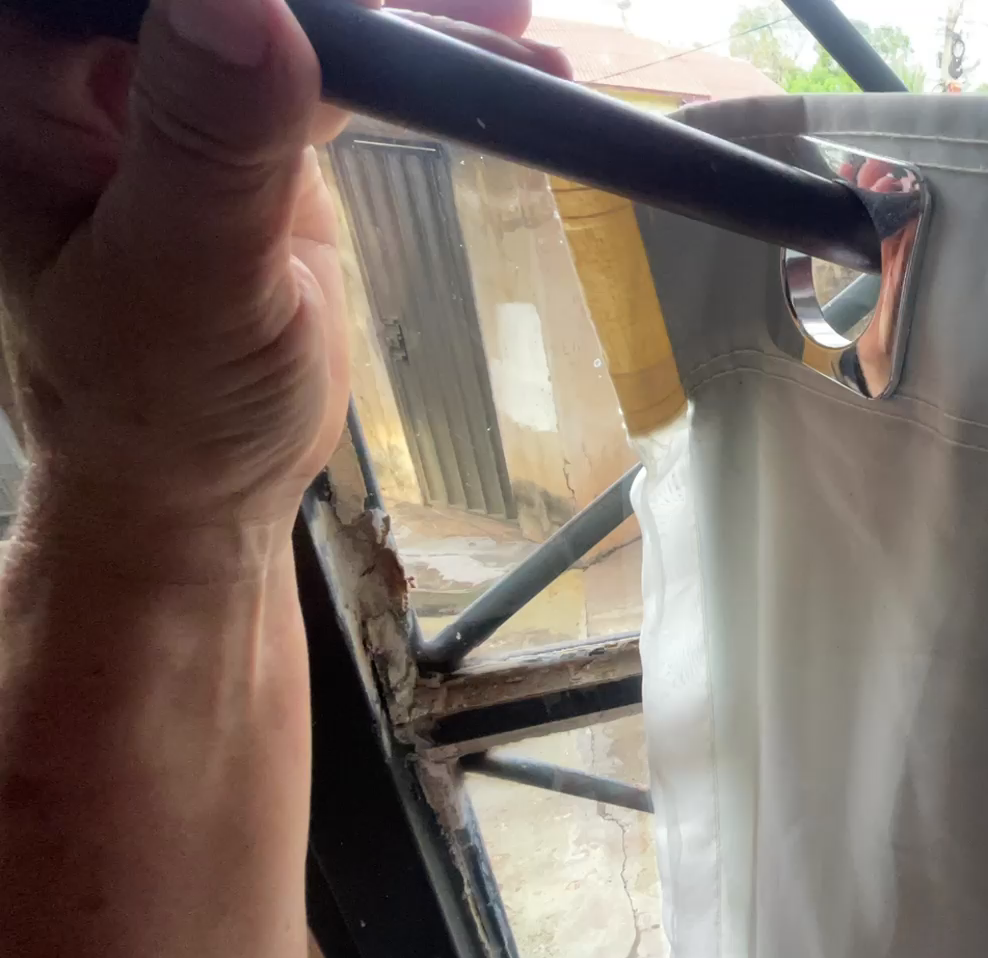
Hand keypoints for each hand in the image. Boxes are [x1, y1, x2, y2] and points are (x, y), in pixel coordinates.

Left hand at [0, 0, 566, 542]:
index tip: (390, 7)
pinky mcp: (263, 145)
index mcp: (25, 68)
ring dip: (416, 33)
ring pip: (307, 29)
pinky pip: (341, 85)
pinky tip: (483, 79)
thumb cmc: (166, 395)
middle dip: (378, 7)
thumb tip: (256, 0)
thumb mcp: (190, 273)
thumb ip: (212, 142)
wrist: (205, 466)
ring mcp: (188, 99)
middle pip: (255, 1)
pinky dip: (416, 84)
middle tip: (497, 12)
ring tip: (522, 43)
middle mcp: (96, 62)